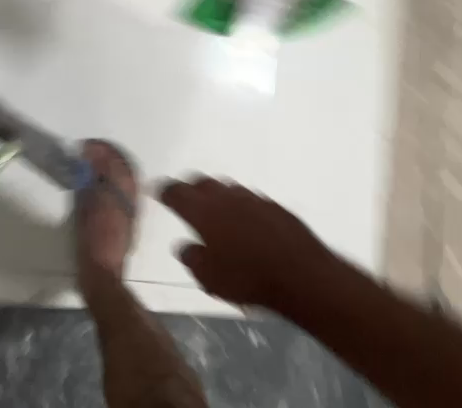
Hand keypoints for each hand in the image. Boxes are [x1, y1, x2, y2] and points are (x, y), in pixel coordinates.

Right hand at [159, 176, 339, 312]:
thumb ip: (192, 258)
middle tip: (186, 201)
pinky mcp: (274, 206)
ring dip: (217, 196)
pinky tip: (246, 224)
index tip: (159, 193)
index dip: (165, 191)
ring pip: (226, 188)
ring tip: (216, 213)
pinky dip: (241, 207)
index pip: (176, 192)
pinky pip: (249, 200)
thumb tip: (185, 246)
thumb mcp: (209, 278)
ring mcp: (252, 198)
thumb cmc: (247, 279)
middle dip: (190, 189)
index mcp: (202, 211)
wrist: (302, 275)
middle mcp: (225, 196)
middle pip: (200, 182)